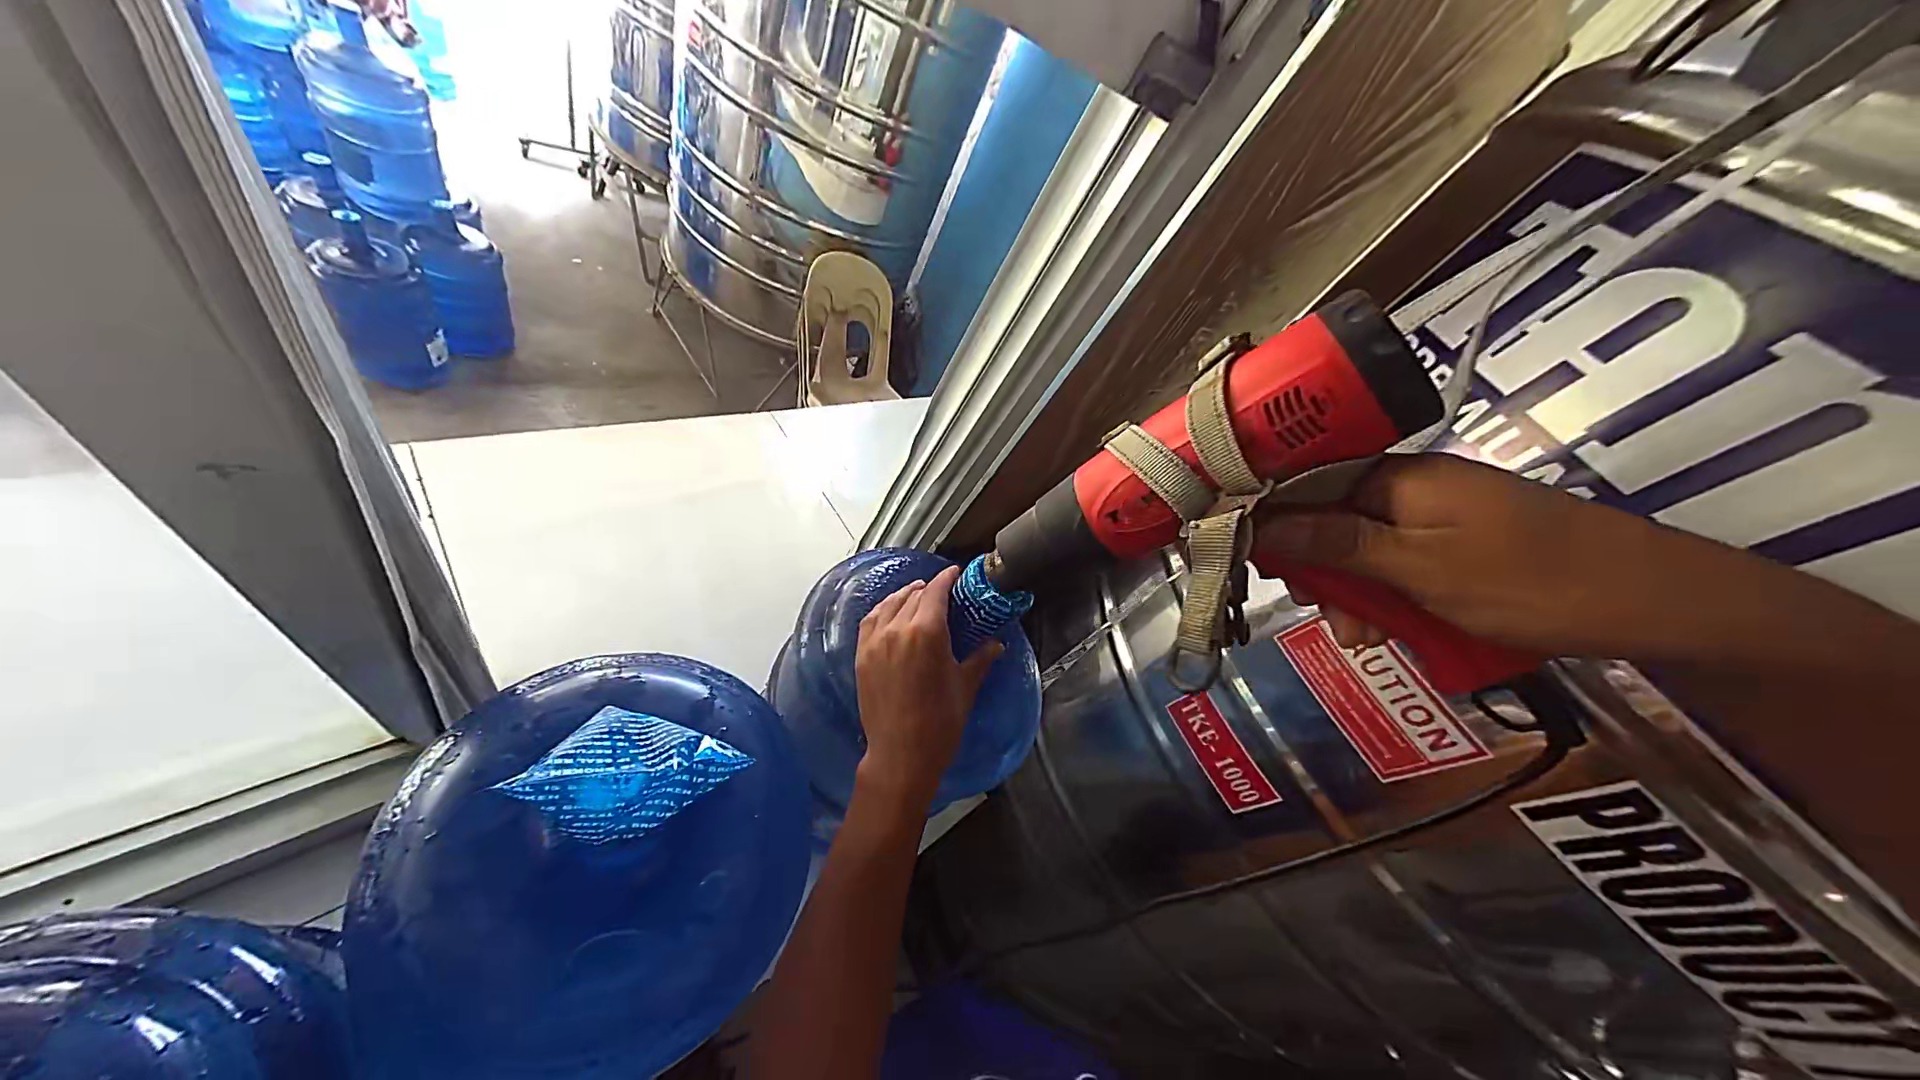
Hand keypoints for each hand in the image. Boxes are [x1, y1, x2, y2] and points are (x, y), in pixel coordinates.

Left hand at [853, 565, 1004, 809]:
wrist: (901, 755)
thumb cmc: (939, 723)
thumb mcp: (965, 686)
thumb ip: (980, 658)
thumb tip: (996, 645)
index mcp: (927, 632)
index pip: (936, 592)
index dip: (947, 579)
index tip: (955, 574)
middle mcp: (897, 629)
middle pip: (914, 595)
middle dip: (930, 588)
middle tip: (944, 590)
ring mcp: (875, 642)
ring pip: (889, 604)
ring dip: (905, 596)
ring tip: (917, 596)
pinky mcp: (862, 656)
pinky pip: (870, 621)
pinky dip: (882, 611)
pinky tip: (891, 613)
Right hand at [1252, 452, 1769, 659]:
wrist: (1656, 604)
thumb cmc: (1527, 581)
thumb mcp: (1418, 568)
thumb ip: (1335, 544)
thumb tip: (1259, 522)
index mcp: (1394, 477)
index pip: (1303, 485)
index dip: (1271, 523)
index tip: (1253, 565)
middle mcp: (1407, 487)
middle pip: (1328, 521)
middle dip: (1318, 570)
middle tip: (1322, 614)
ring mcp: (1433, 515)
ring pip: (1360, 550)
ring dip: (1353, 594)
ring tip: (1365, 638)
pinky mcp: (1454, 543)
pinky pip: (1396, 565)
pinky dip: (1387, 597)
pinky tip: (1392, 631)